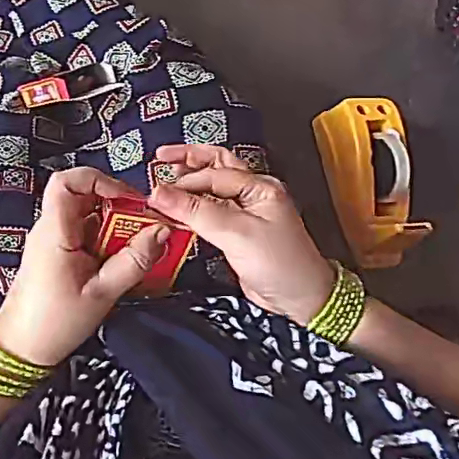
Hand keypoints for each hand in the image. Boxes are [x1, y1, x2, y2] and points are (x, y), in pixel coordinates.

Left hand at [0, 168, 167, 364]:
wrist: (21, 349)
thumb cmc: (54, 323)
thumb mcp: (102, 293)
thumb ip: (134, 260)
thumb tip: (162, 231)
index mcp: (54, 231)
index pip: (67, 181)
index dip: (99, 180)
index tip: (127, 199)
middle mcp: (50, 228)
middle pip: (83, 195)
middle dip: (117, 204)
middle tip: (143, 223)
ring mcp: (52, 239)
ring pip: (87, 214)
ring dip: (114, 223)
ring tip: (136, 244)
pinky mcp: (57, 253)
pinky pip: (85, 232)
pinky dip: (106, 238)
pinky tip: (120, 259)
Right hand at [146, 144, 335, 321]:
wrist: (301, 301)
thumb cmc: (280, 264)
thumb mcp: (236, 233)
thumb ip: (197, 211)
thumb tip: (160, 193)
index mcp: (259, 186)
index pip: (214, 174)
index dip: (184, 181)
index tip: (156, 191)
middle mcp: (253, 193)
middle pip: (216, 166)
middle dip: (188, 159)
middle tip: (160, 157)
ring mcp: (246, 211)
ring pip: (212, 187)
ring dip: (189, 180)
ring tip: (163, 178)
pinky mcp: (238, 231)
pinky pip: (211, 210)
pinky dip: (192, 206)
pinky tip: (176, 208)